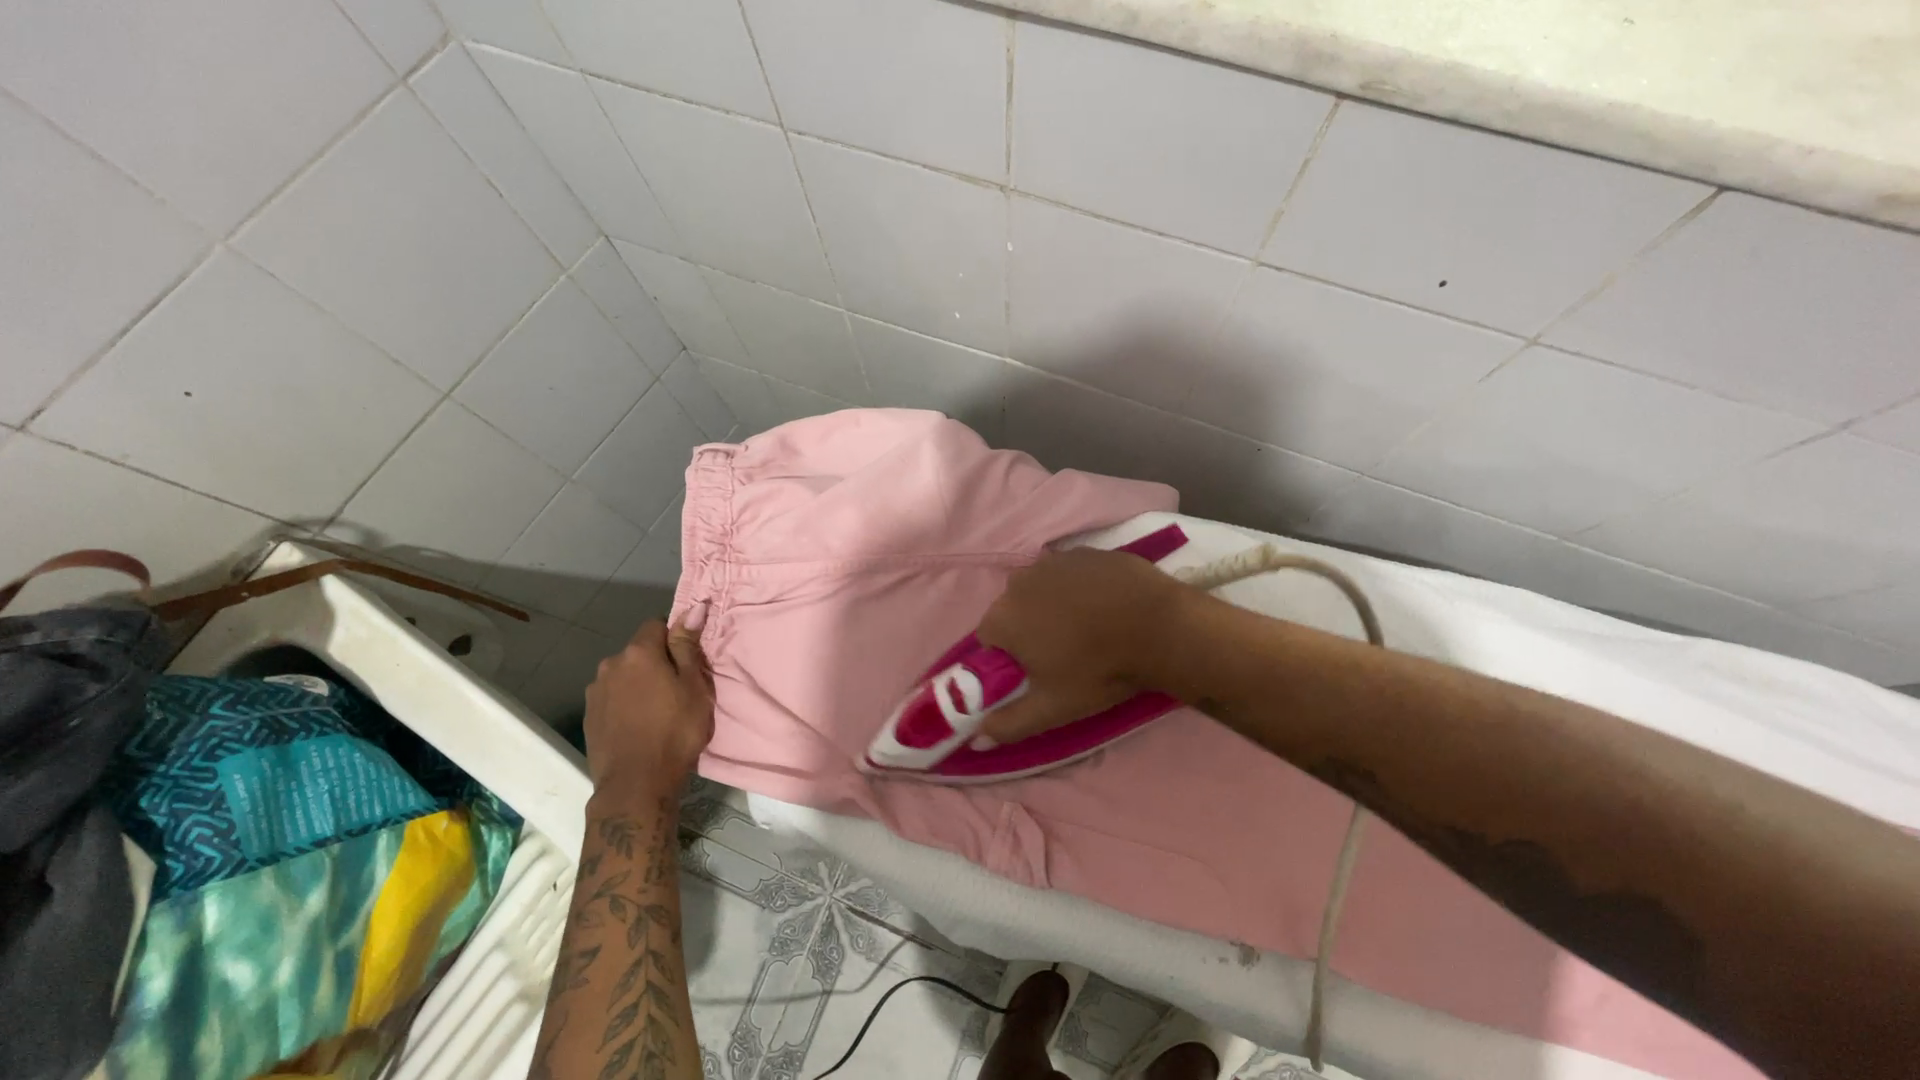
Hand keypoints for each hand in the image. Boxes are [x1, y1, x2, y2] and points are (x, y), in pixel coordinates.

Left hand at [582, 618, 713, 790]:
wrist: (636, 785)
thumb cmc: (675, 732)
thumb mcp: (694, 687)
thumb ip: (688, 647)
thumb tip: (693, 609)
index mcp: (639, 653)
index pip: (657, 625)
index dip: (675, 638)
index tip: (688, 662)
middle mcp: (611, 664)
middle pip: (639, 652)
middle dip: (657, 663)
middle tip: (678, 691)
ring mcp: (596, 692)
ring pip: (624, 677)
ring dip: (639, 685)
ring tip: (657, 713)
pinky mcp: (590, 717)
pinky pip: (613, 699)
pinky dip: (626, 705)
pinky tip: (639, 727)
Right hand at [974, 548, 1187, 743]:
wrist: (1161, 627)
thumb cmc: (1099, 670)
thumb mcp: (1052, 709)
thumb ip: (1008, 725)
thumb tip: (977, 737)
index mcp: (1002, 617)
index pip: (989, 641)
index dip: (1009, 660)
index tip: (1037, 674)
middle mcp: (1019, 581)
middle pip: (1013, 612)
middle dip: (1029, 631)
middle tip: (1065, 656)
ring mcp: (1054, 562)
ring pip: (1041, 591)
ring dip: (1054, 608)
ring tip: (1089, 631)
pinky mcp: (1086, 552)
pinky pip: (1070, 575)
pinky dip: (1080, 590)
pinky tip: (1106, 608)